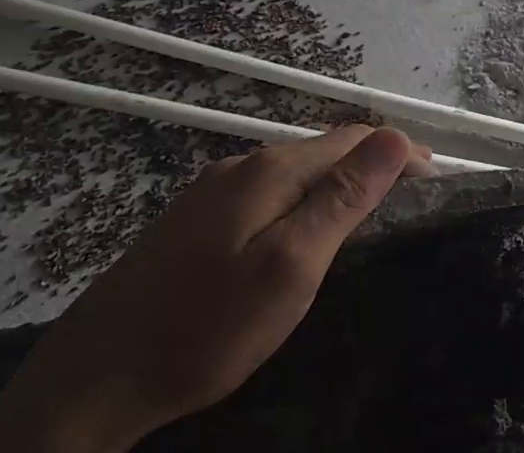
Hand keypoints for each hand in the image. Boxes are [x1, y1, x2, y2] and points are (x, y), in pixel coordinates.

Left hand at [0, 125, 432, 452]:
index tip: (435, 183)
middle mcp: (238, 169)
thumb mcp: (291, 266)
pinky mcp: (186, 224)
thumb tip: (397, 138)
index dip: (400, 154)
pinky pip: (262, 196)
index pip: (355, 139)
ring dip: (334, 183)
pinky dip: (298, 204)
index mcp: (269, 171)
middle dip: (371, 166)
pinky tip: (295, 237)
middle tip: (406, 205)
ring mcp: (206, 195)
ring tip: (361, 219)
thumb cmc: (206, 328)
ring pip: (292, 174)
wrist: (88, 385)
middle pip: (324, 151)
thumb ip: (345, 198)